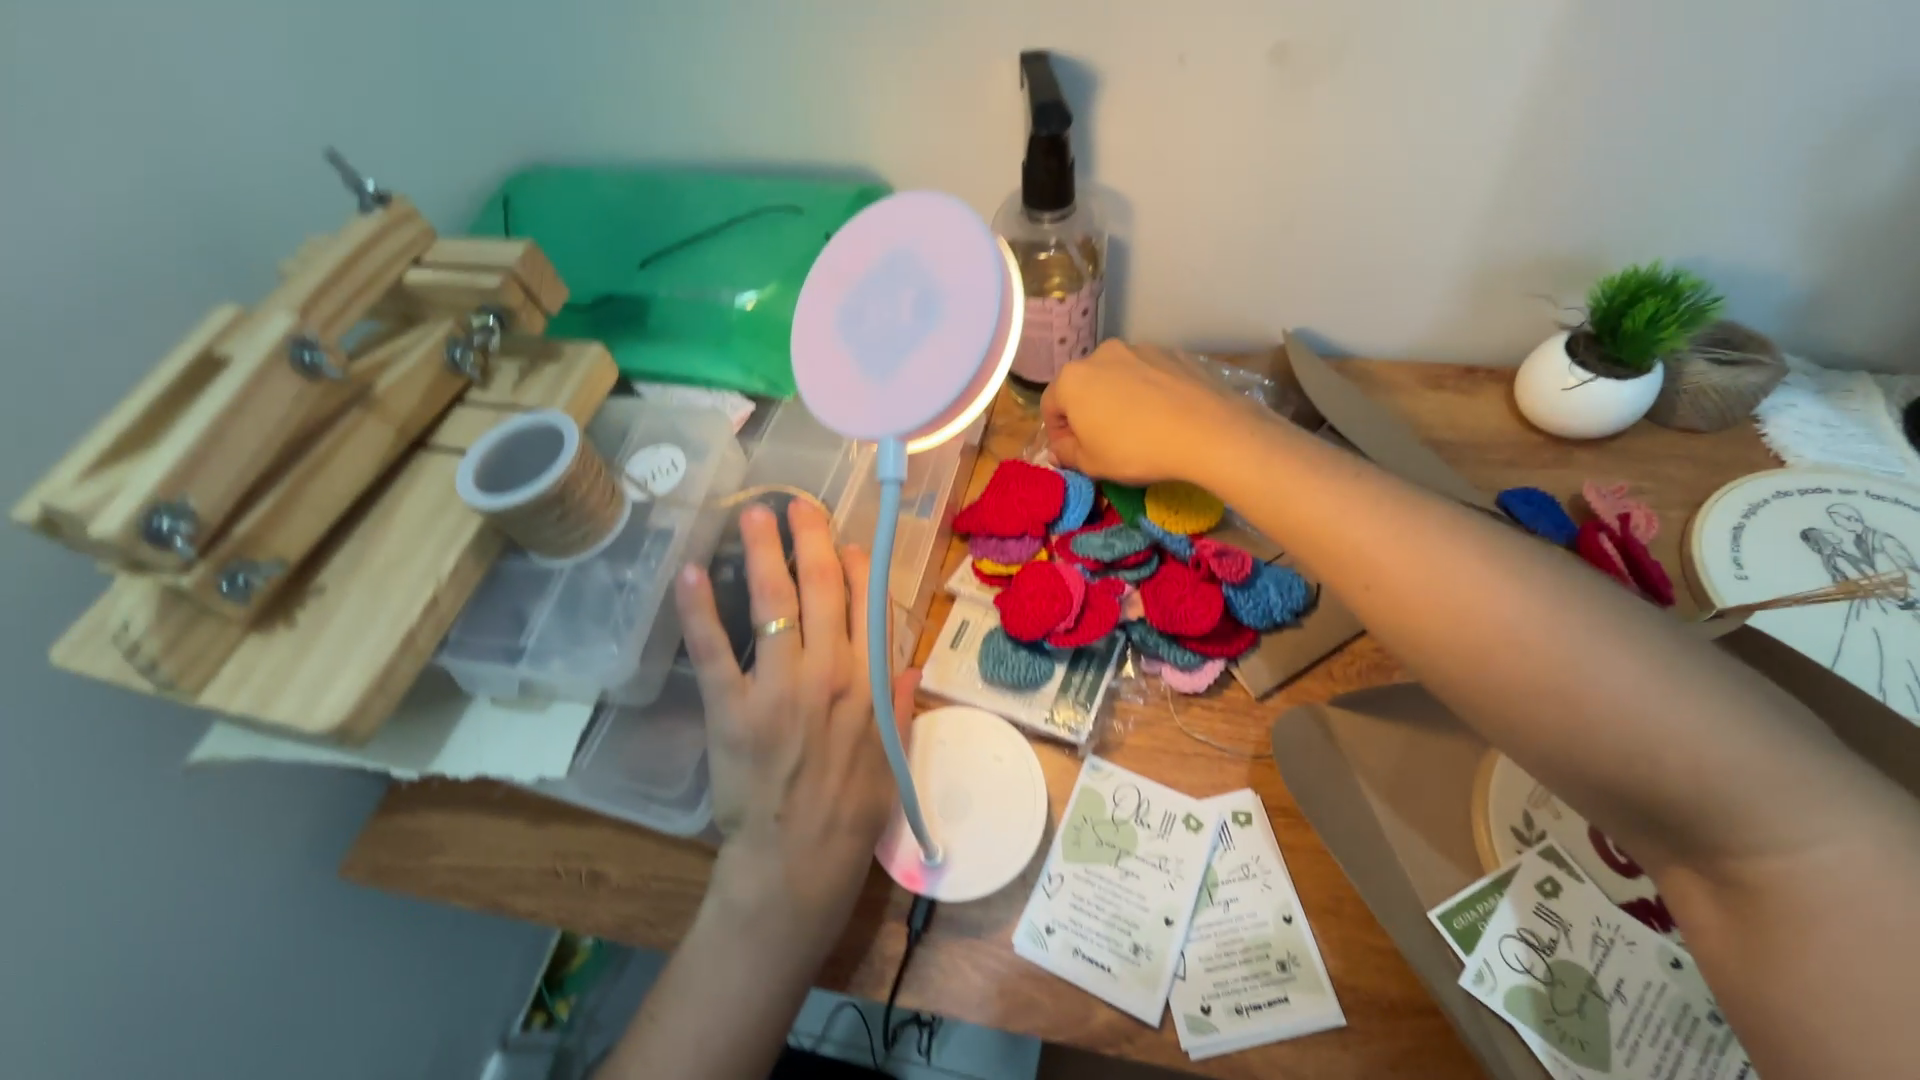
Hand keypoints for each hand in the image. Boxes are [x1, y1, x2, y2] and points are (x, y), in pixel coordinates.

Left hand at [673, 499, 915, 945]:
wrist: (800, 860)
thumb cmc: (853, 811)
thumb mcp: (894, 756)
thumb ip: (900, 702)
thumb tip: (910, 658)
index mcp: (872, 683)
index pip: (869, 605)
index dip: (858, 564)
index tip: (845, 540)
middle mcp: (832, 673)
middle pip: (824, 588)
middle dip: (811, 538)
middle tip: (797, 502)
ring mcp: (780, 687)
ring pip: (775, 604)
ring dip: (763, 553)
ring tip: (754, 514)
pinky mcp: (733, 708)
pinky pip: (715, 650)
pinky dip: (700, 609)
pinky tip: (690, 572)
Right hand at [1041, 340, 1275, 485]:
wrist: (1208, 431)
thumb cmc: (1137, 450)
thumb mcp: (1092, 464)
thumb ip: (1066, 454)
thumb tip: (1060, 448)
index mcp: (1072, 379)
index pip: (1050, 406)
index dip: (1058, 433)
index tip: (1073, 452)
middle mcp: (1102, 354)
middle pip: (1084, 386)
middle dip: (1088, 411)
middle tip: (1105, 441)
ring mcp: (1140, 349)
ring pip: (1118, 377)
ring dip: (1119, 398)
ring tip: (1140, 426)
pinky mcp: (1173, 353)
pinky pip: (1150, 375)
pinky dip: (1149, 391)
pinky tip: (1165, 415)